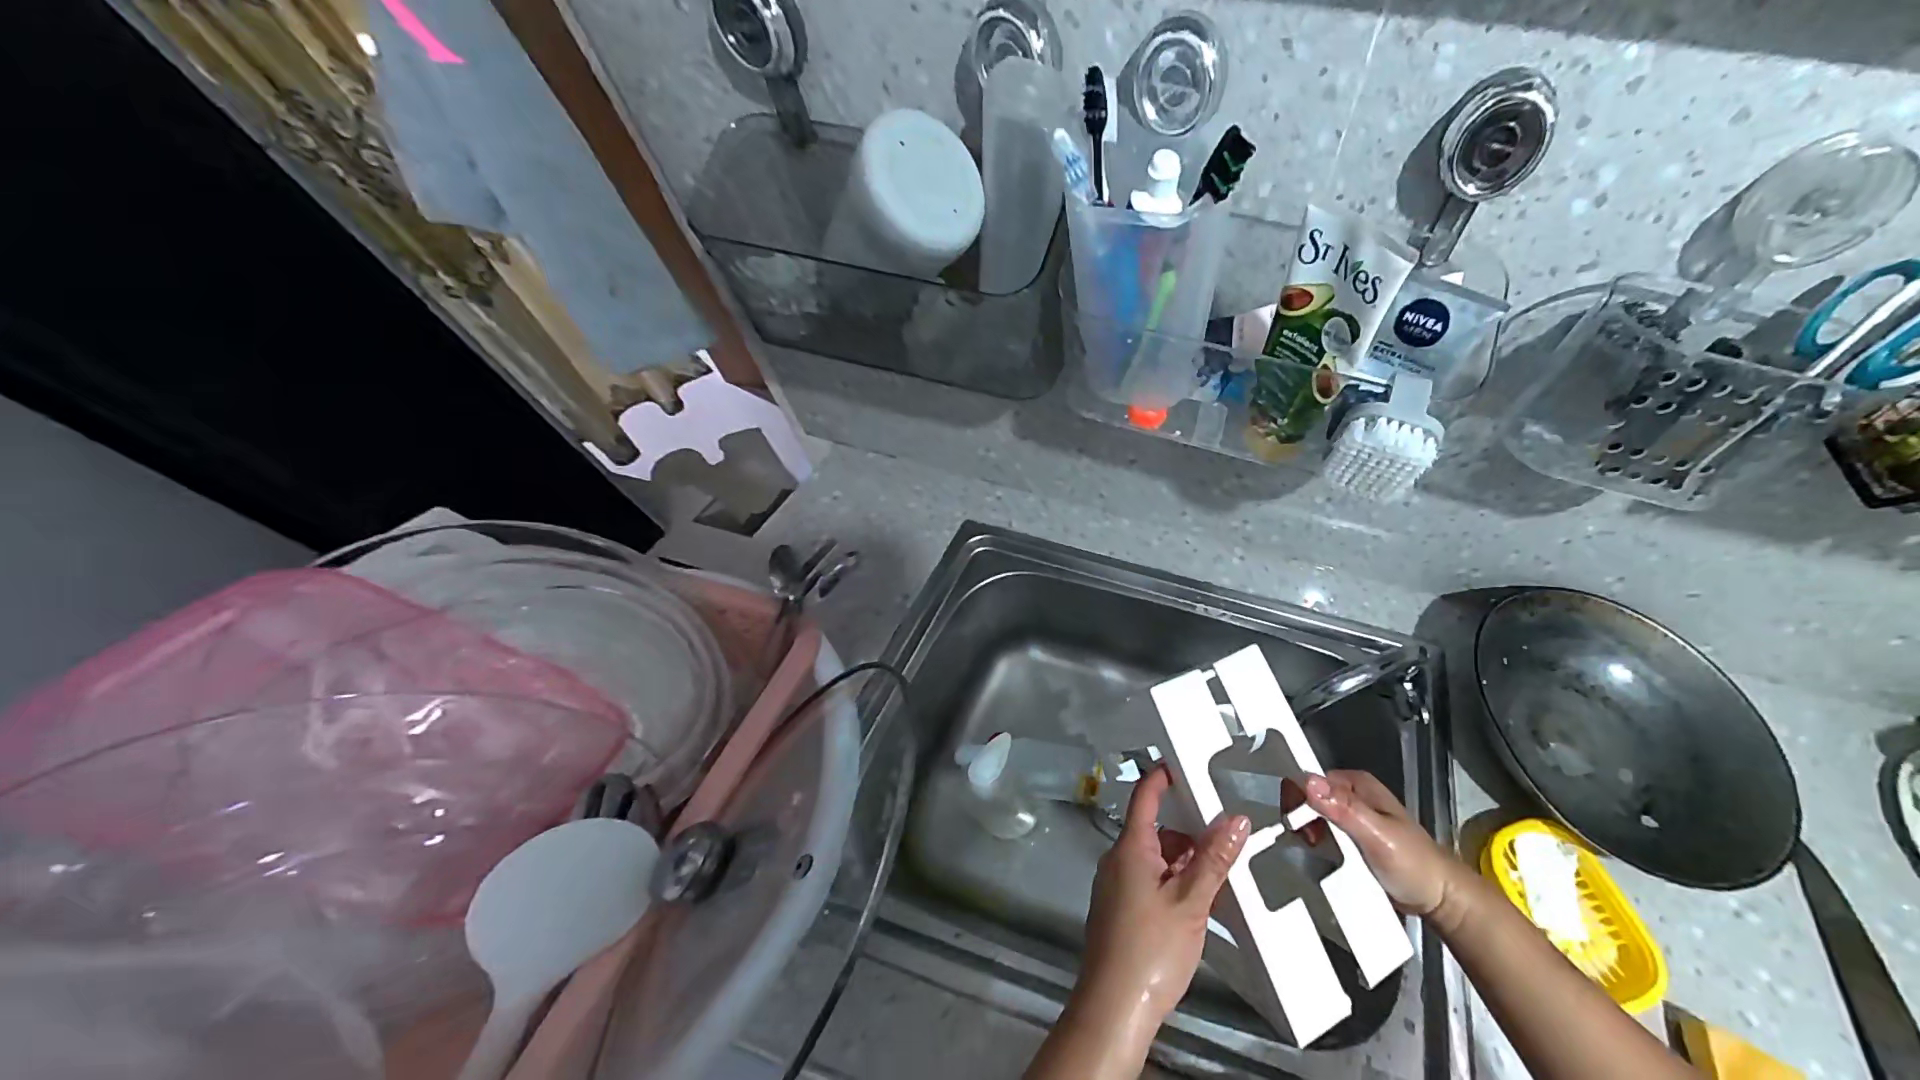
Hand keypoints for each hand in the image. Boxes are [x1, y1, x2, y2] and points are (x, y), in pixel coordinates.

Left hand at [1078, 765, 1251, 1026]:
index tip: (1182, 763)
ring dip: (1183, 861)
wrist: (1114, 1003)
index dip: (1162, 777)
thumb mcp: (1191, 902)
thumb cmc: (1151, 946)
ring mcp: (1115, 885)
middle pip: (1155, 830)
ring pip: (1154, 858)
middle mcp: (1117, 859)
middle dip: (1188, 832)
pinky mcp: (1119, 909)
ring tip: (1219, 876)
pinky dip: (1173, 881)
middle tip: (1224, 838)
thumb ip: (1213, 860)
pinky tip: (1197, 903)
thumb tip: (1235, 819)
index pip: (1144, 797)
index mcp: (1130, 848)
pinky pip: (1148, 880)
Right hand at [1300, 770, 1471, 925]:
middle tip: (1310, 841)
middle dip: (1301, 817)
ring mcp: (1352, 815)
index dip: (1296, 798)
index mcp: (1356, 782)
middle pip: (1307, 796)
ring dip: (1307, 832)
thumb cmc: (1413, 865)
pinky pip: (1322, 831)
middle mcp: (1352, 793)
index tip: (1297, 824)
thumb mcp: (1377, 835)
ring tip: (1316, 850)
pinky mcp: (1352, 836)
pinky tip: (1322, 854)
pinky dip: (1316, 842)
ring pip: (1312, 814)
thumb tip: (1308, 781)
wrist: (1441, 900)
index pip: (1308, 778)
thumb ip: (1344, 809)